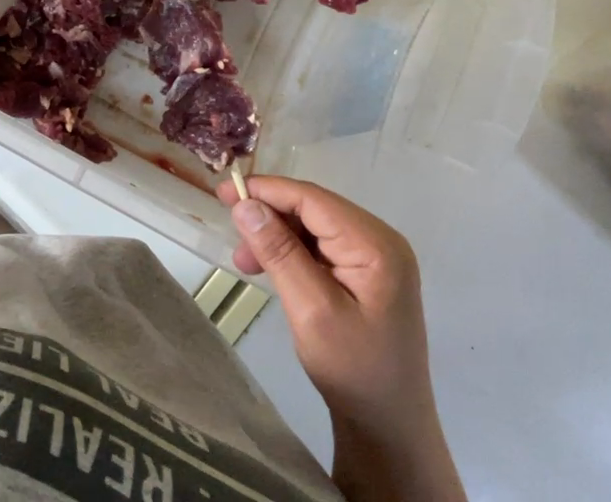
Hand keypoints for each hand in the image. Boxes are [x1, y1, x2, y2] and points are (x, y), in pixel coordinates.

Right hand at [222, 176, 437, 427]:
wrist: (389, 421)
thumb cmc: (352, 367)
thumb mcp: (310, 308)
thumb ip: (279, 252)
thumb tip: (245, 204)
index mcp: (376, 245)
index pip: (312, 199)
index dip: (266, 190)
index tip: (222, 193)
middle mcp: (380, 241)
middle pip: (313, 208)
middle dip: (269, 215)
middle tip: (230, 232)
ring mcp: (376, 258)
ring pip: (313, 226)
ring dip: (276, 235)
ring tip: (245, 261)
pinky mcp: (367, 273)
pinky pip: (321, 246)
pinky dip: (290, 251)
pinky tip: (268, 268)